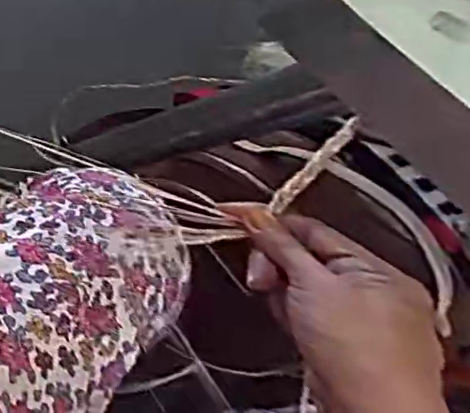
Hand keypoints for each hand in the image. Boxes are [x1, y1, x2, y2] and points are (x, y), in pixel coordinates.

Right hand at [228, 205, 444, 412]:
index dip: (267, 220)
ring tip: (280, 306)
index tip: (227, 213)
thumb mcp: (312, 284)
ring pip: (296, 277)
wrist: (371, 405)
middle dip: (271, 262)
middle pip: (300, 253)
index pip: (311, 229)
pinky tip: (290, 319)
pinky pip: (301, 301)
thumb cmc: (355, 344)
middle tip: (260, 278)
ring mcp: (356, 310)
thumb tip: (254, 215)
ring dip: (277, 286)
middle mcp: (372, 288)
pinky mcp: (339, 329)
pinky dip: (287, 305)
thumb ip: (281, 245)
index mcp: (378, 272)